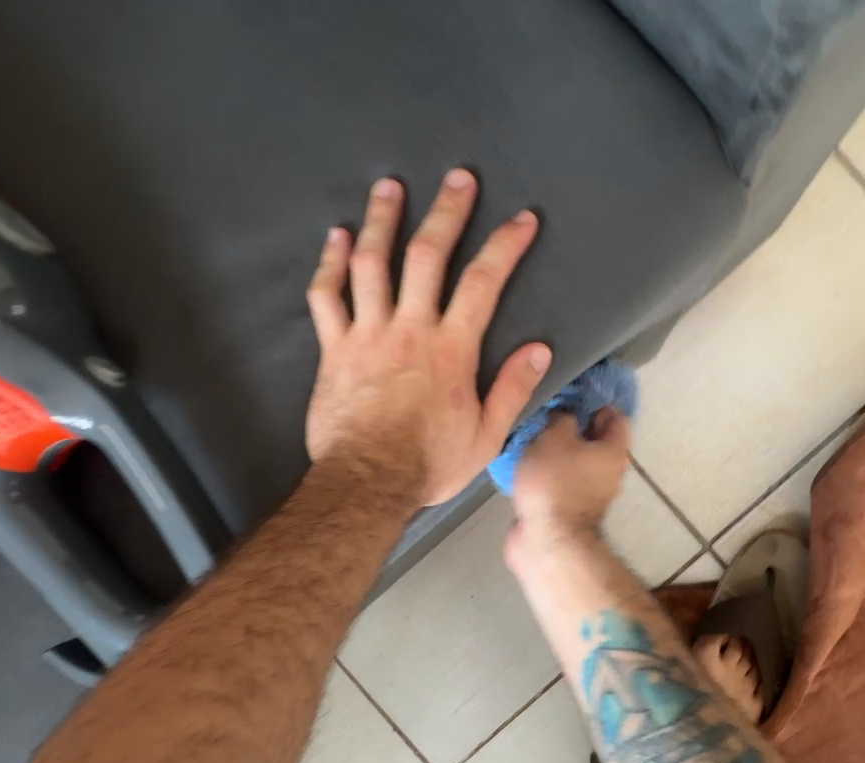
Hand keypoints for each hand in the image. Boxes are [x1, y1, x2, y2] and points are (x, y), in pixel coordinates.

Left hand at [305, 170, 550, 505]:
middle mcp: (409, 330)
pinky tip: (335, 236)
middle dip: (447, 212)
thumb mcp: (486, 436)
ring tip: (390, 186)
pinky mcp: (334, 349)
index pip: (483, 283)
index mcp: (451, 350)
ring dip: (382, 220)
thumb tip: (538, 349)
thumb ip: (511, 388)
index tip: (522, 219)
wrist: (367, 482)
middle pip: (427, 256)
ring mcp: (367, 335)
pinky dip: (329, 263)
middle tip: (458, 178)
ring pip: (371, 263)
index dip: (505, 246)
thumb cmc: (429, 463)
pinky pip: (326, 296)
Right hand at [506, 407, 632, 547]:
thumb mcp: (555, 436)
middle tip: (545, 418)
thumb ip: (562, 418)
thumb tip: (565, 418)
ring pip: (575, 463)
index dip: (595, 403)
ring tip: (530, 440)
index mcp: (614, 451)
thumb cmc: (555, 481)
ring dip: (556, 453)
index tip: (569, 399)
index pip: (617, 417)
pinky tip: (525, 468)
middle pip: (595, 441)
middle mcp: (609, 473)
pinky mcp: (569, 511)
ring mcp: (590, 495)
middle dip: (573, 428)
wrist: (546, 540)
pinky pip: (560, 483)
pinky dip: (547, 475)